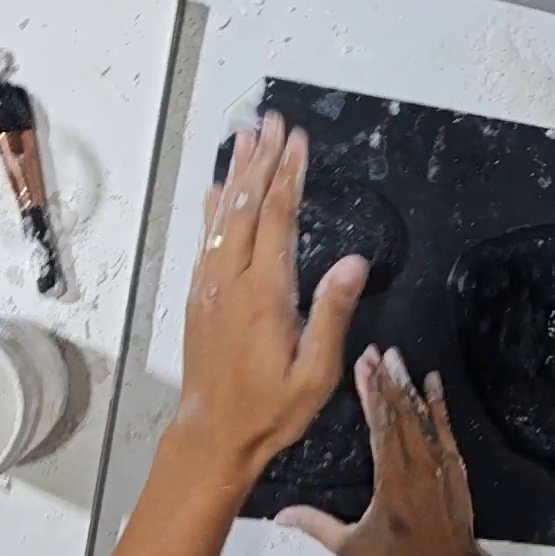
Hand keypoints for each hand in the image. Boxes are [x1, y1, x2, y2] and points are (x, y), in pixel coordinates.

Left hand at [169, 112, 370, 484]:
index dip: (289, 175)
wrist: (213, 434)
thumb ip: (332, 313)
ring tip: (245, 136)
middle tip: (272, 121)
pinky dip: (213, 206)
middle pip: (246, 205)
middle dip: (262, 160)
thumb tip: (354, 261)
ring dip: (235, 173)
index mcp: (264, 292)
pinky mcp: (199, 293)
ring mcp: (209, 283)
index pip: (277, 218)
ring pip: (222, 215)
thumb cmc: (271, 408)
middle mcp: (231, 278)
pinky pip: (206, 237)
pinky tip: (216, 187)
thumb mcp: (316, 372)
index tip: (298, 141)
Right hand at [276, 346, 485, 555]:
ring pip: (421, 415)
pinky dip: (438, 403)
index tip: (362, 364)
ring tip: (395, 356)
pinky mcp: (455, 465)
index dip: (371, 392)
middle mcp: (417, 463)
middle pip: (400, 412)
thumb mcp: (352, 548)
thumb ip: (316, 526)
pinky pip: (445, 427)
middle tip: (374, 349)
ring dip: (407, 384)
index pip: (380, 425)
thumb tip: (279, 514)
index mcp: (391, 478)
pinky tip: (433, 381)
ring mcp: (439, 462)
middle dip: (385, 379)